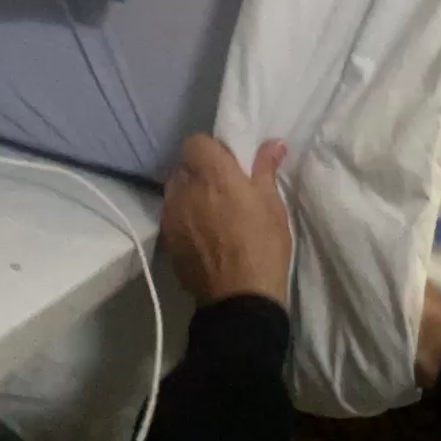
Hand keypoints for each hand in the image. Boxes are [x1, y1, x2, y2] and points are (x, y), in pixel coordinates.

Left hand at [162, 135, 292, 306]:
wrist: (239, 299)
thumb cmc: (262, 244)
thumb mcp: (272, 204)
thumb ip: (266, 169)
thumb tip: (273, 143)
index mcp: (213, 174)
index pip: (195, 142)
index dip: (210, 148)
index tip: (228, 162)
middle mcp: (185, 190)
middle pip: (183, 166)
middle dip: (200, 170)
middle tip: (223, 186)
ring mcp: (172, 216)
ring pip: (175, 191)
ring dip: (190, 193)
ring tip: (211, 210)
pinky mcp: (167, 241)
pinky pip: (172, 216)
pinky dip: (184, 216)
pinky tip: (203, 233)